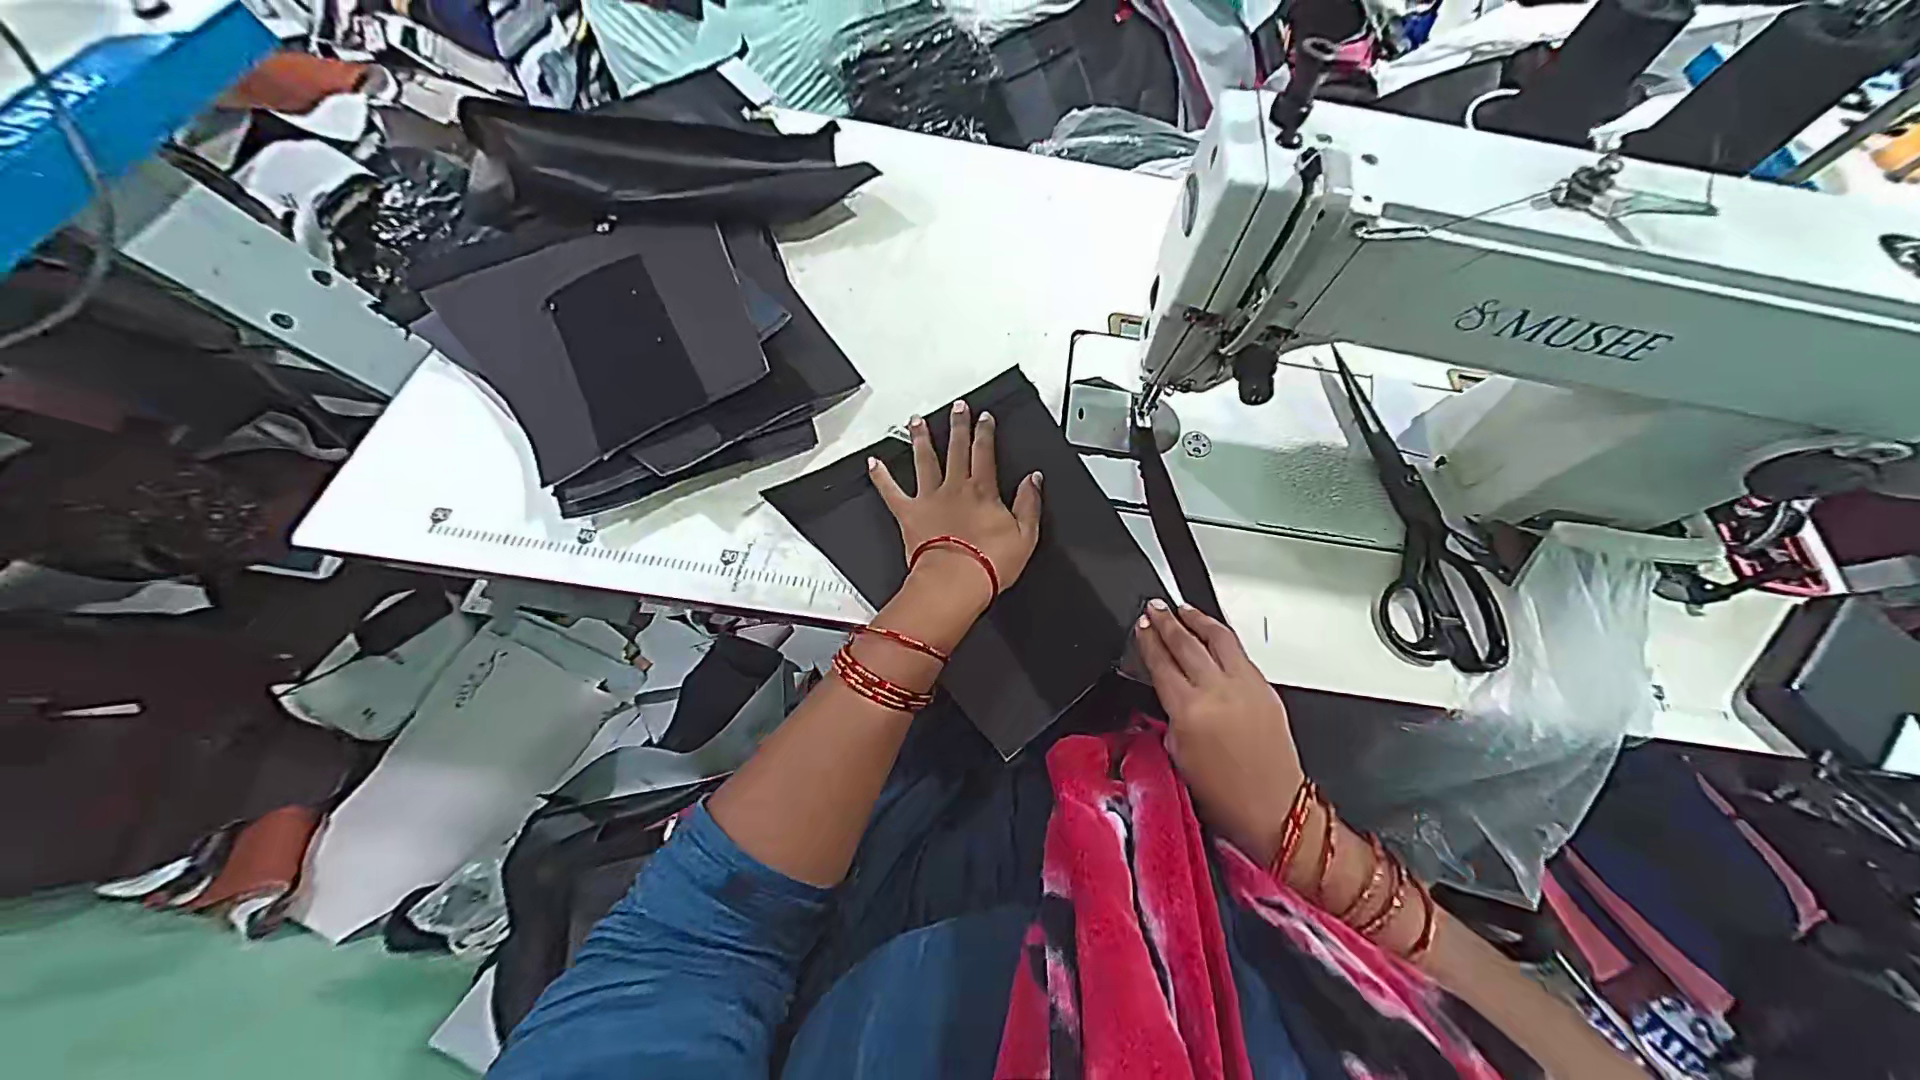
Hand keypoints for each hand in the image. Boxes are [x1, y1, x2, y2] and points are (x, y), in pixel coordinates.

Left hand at [870, 400, 1042, 602]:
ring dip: (920, 439)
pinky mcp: (909, 514)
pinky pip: (891, 491)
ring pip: (924, 460)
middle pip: (956, 448)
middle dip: (957, 424)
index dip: (985, 432)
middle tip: (957, 407)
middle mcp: (954, 488)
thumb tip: (1034, 480)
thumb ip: (1029, 503)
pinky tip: (873, 463)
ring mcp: (929, 499)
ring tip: (917, 422)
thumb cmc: (988, 564)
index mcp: (983, 491)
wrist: (955, 581)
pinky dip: (881, 476)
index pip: (985, 451)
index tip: (984, 418)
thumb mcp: (1026, 535)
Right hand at [1136, 600, 1303, 864]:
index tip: (1140, 626)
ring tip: (1182, 609)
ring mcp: (1246, 686)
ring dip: (1197, 619)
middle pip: (1186, 642)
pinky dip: (1222, 637)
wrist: (1273, 809)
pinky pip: (1240, 653)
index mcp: (1189, 710)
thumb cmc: (1223, 794)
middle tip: (1154, 607)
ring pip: (1218, 637)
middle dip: (1166, 621)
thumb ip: (1170, 715)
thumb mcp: (1178, 753)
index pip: (1162, 662)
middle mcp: (1218, 691)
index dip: (1148, 640)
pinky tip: (1213, 634)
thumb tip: (1166, 690)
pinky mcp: (1266, 689)